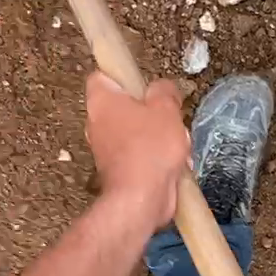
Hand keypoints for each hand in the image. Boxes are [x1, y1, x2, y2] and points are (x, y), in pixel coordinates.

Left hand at [84, 72, 188, 228]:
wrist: (141, 199)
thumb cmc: (150, 148)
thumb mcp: (166, 109)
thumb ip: (164, 91)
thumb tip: (162, 89)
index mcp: (101, 101)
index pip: (101, 76)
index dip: (122, 76)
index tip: (143, 84)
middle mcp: (96, 124)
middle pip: (124, 107)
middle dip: (150, 111)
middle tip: (168, 116)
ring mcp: (106, 150)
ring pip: (136, 133)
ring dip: (158, 137)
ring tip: (178, 144)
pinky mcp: (119, 171)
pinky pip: (140, 155)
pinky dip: (156, 159)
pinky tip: (176, 165)